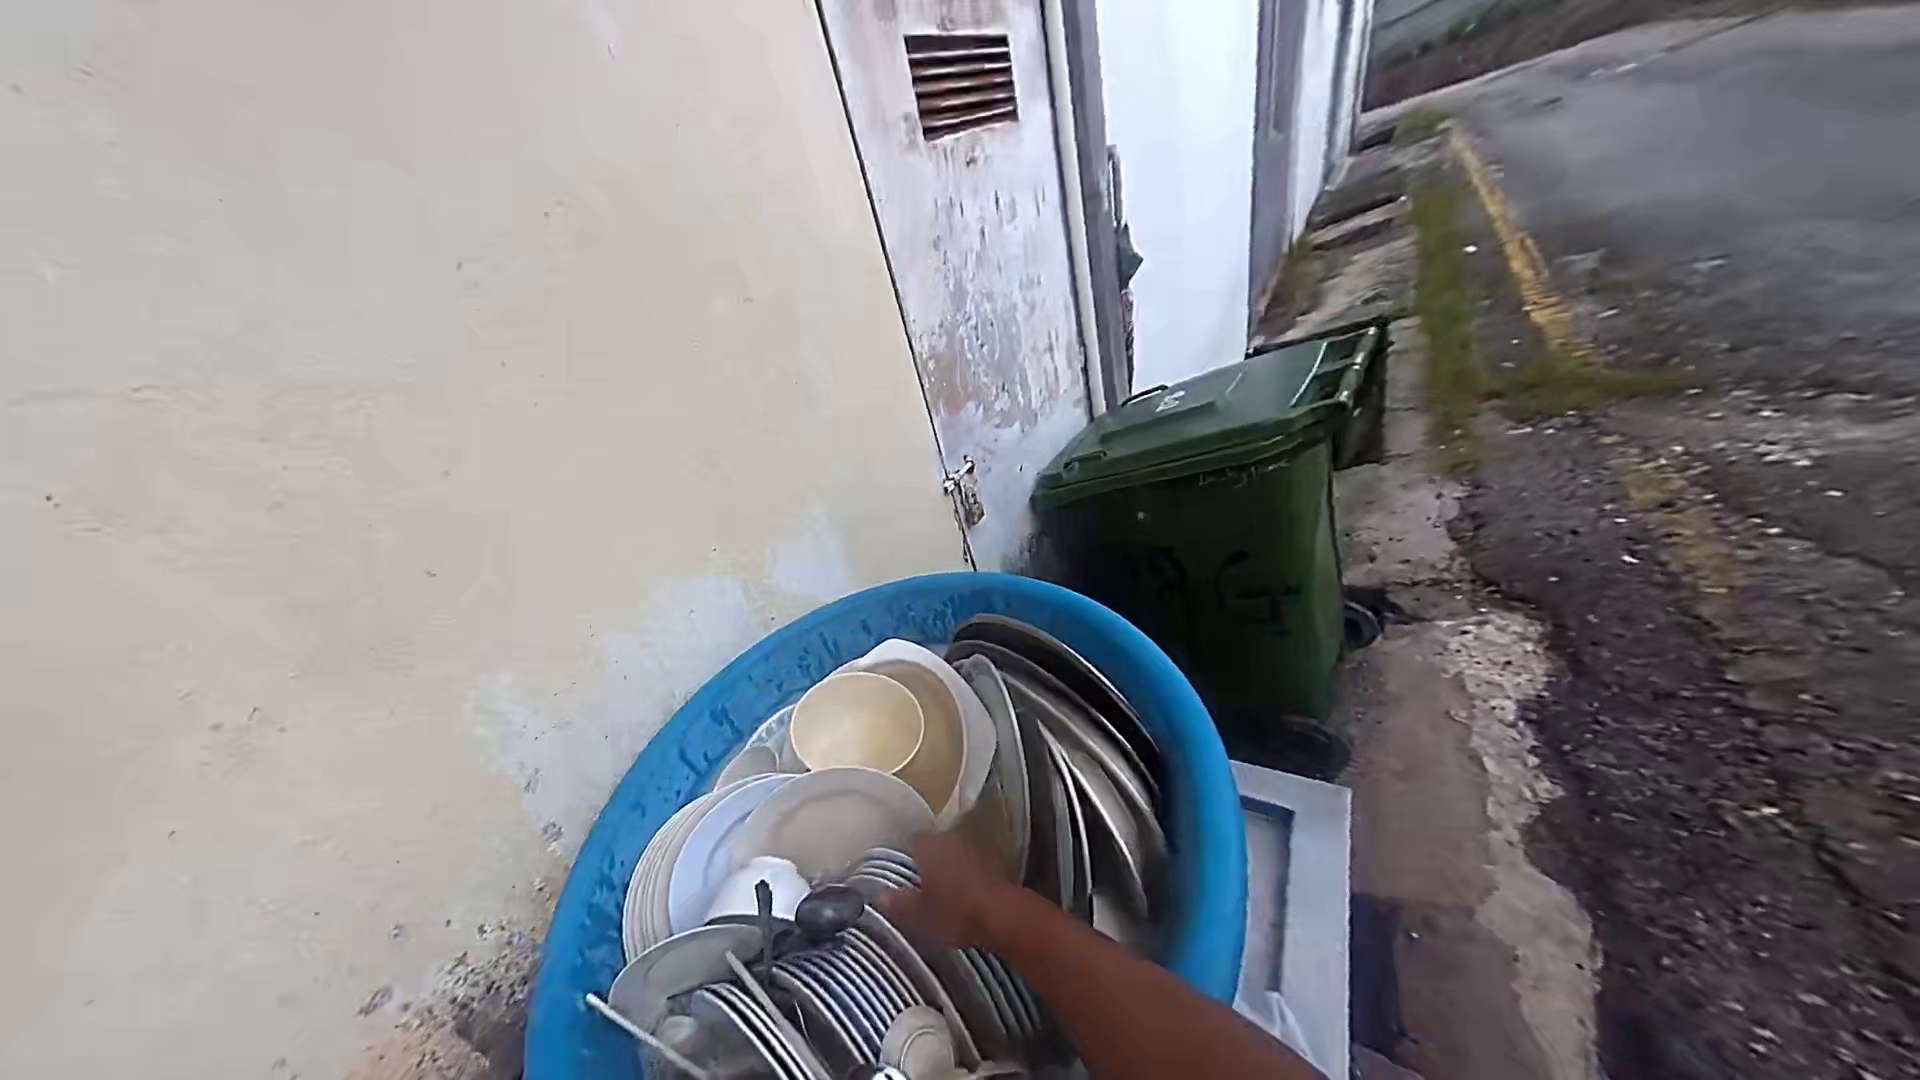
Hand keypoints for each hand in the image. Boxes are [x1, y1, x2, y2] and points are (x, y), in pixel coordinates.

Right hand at [876, 831, 1023, 948]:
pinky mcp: (989, 862)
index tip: (900, 872)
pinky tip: (959, 894)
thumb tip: (878, 896)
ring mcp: (972, 848)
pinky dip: (961, 874)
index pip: (912, 840)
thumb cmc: (955, 911)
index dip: (905, 855)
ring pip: (950, 853)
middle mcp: (950, 839)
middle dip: (925, 860)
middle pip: (932, 844)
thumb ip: (899, 902)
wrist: (1001, 915)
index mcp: (930, 846)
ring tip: (937, 890)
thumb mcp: (920, 913)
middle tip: (917, 883)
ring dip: (945, 867)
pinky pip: (967, 863)